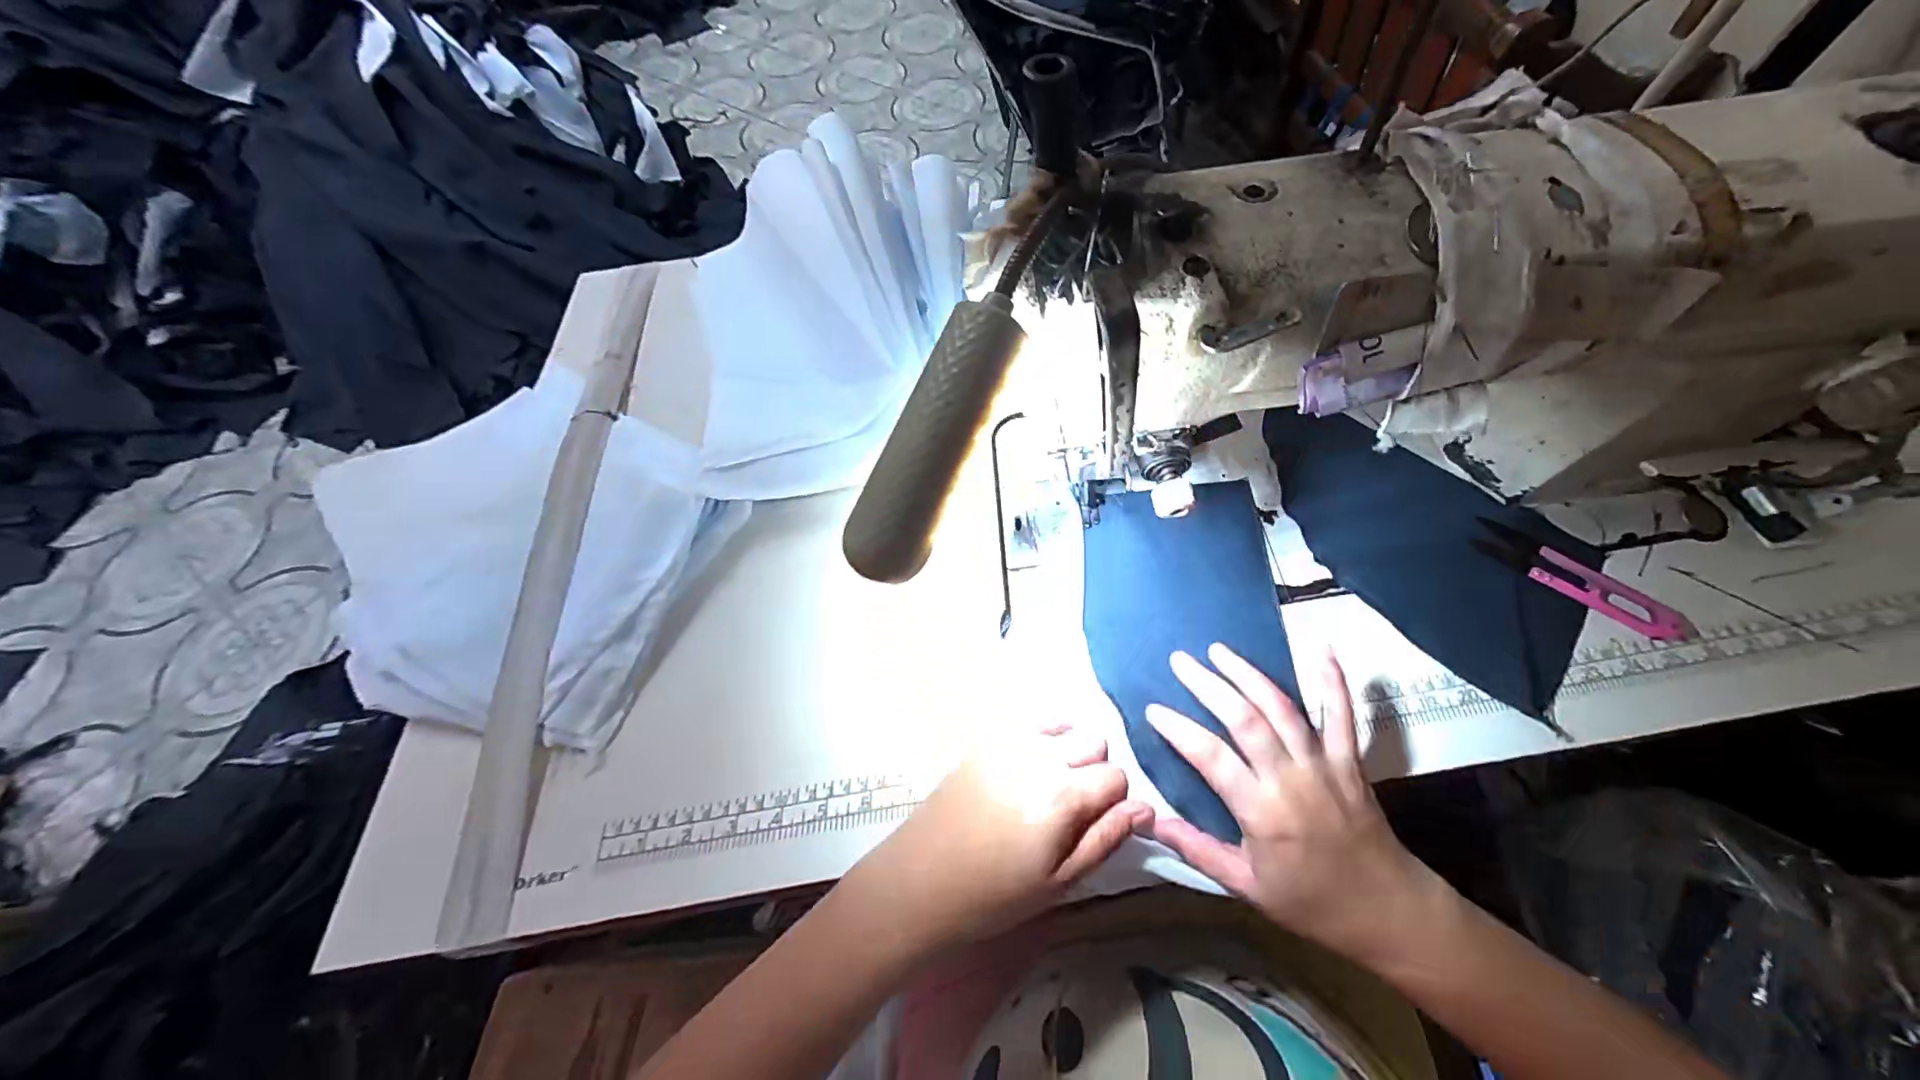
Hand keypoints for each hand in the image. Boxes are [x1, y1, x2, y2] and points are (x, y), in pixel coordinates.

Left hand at [839, 724, 1152, 954]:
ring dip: (1069, 751)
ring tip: (1049, 787)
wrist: (919, 881)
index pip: (1117, 777)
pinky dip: (1041, 737)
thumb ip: (1105, 839)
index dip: (1114, 802)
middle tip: (1072, 807)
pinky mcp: (983, 742)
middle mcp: (1039, 757)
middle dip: (1095, 770)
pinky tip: (1028, 766)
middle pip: (1094, 742)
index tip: (1095, 823)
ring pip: (1065, 727)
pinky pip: (1028, 724)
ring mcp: (1007, 743)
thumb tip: (1145, 808)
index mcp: (1062, 796)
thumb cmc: (994, 895)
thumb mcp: (1059, 882)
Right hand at [1146, 645, 1445, 961]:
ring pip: (1283, 709)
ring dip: (1249, 675)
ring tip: (1219, 650)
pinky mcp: (1349, 762)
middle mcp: (1291, 779)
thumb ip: (1197, 849)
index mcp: (1262, 811)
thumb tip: (1151, 821)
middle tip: (1180, 661)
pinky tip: (1321, 650)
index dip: (1179, 729)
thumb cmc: (1311, 902)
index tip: (1153, 709)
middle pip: (1245, 719)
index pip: (1210, 757)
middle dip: (1208, 685)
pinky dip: (1333, 682)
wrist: (1390, 913)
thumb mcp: (1246, 886)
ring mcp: (1324, 766)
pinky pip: (1343, 716)